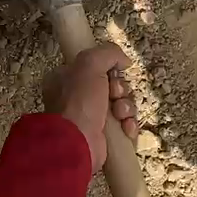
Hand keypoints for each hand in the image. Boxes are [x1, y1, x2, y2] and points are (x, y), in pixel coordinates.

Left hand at [44, 42, 138, 168]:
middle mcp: (78, 99)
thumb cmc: (79, 101)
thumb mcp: (89, 64)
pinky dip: (129, 125)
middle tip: (115, 95)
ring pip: (122, 105)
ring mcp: (92, 119)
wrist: (77, 144)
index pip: (96, 68)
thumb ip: (108, 52)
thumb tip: (124, 61)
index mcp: (67, 80)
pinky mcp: (105, 137)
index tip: (112, 74)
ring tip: (119, 115)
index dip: (109, 69)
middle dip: (120, 90)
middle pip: (113, 86)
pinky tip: (125, 128)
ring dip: (126, 108)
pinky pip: (125, 125)